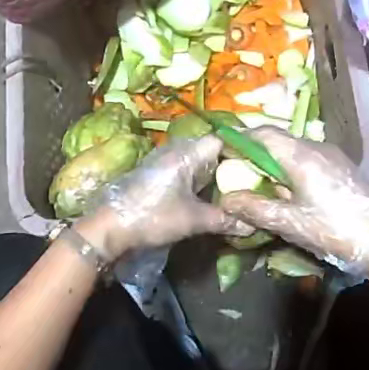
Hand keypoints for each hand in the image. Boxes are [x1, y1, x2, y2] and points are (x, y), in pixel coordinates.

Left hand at [77, 135, 249, 258]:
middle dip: (231, 166)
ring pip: (198, 163)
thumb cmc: (152, 217)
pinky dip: (199, 182)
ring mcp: (164, 162)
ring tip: (235, 192)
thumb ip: (225, 220)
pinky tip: (209, 199)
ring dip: (214, 176)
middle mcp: (175, 152)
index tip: (260, 166)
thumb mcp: (193, 221)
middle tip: (252, 182)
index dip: (242, 150)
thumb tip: (252, 226)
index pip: (222, 140)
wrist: (108, 228)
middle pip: (211, 152)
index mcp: (186, 154)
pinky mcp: (157, 176)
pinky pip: (186, 172)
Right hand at [216, 129, 368, 271]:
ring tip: (258, 188)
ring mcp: (332, 157)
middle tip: (235, 174)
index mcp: (301, 155)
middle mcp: (316, 148)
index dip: (240, 139)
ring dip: (273, 165)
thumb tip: (226, 199)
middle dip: (254, 154)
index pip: (263, 133)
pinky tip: (287, 194)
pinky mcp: (341, 169)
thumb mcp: (290, 223)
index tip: (222, 153)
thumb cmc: (336, 229)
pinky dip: (290, 171)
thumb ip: (255, 209)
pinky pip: (307, 161)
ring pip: (293, 151)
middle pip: (278, 141)